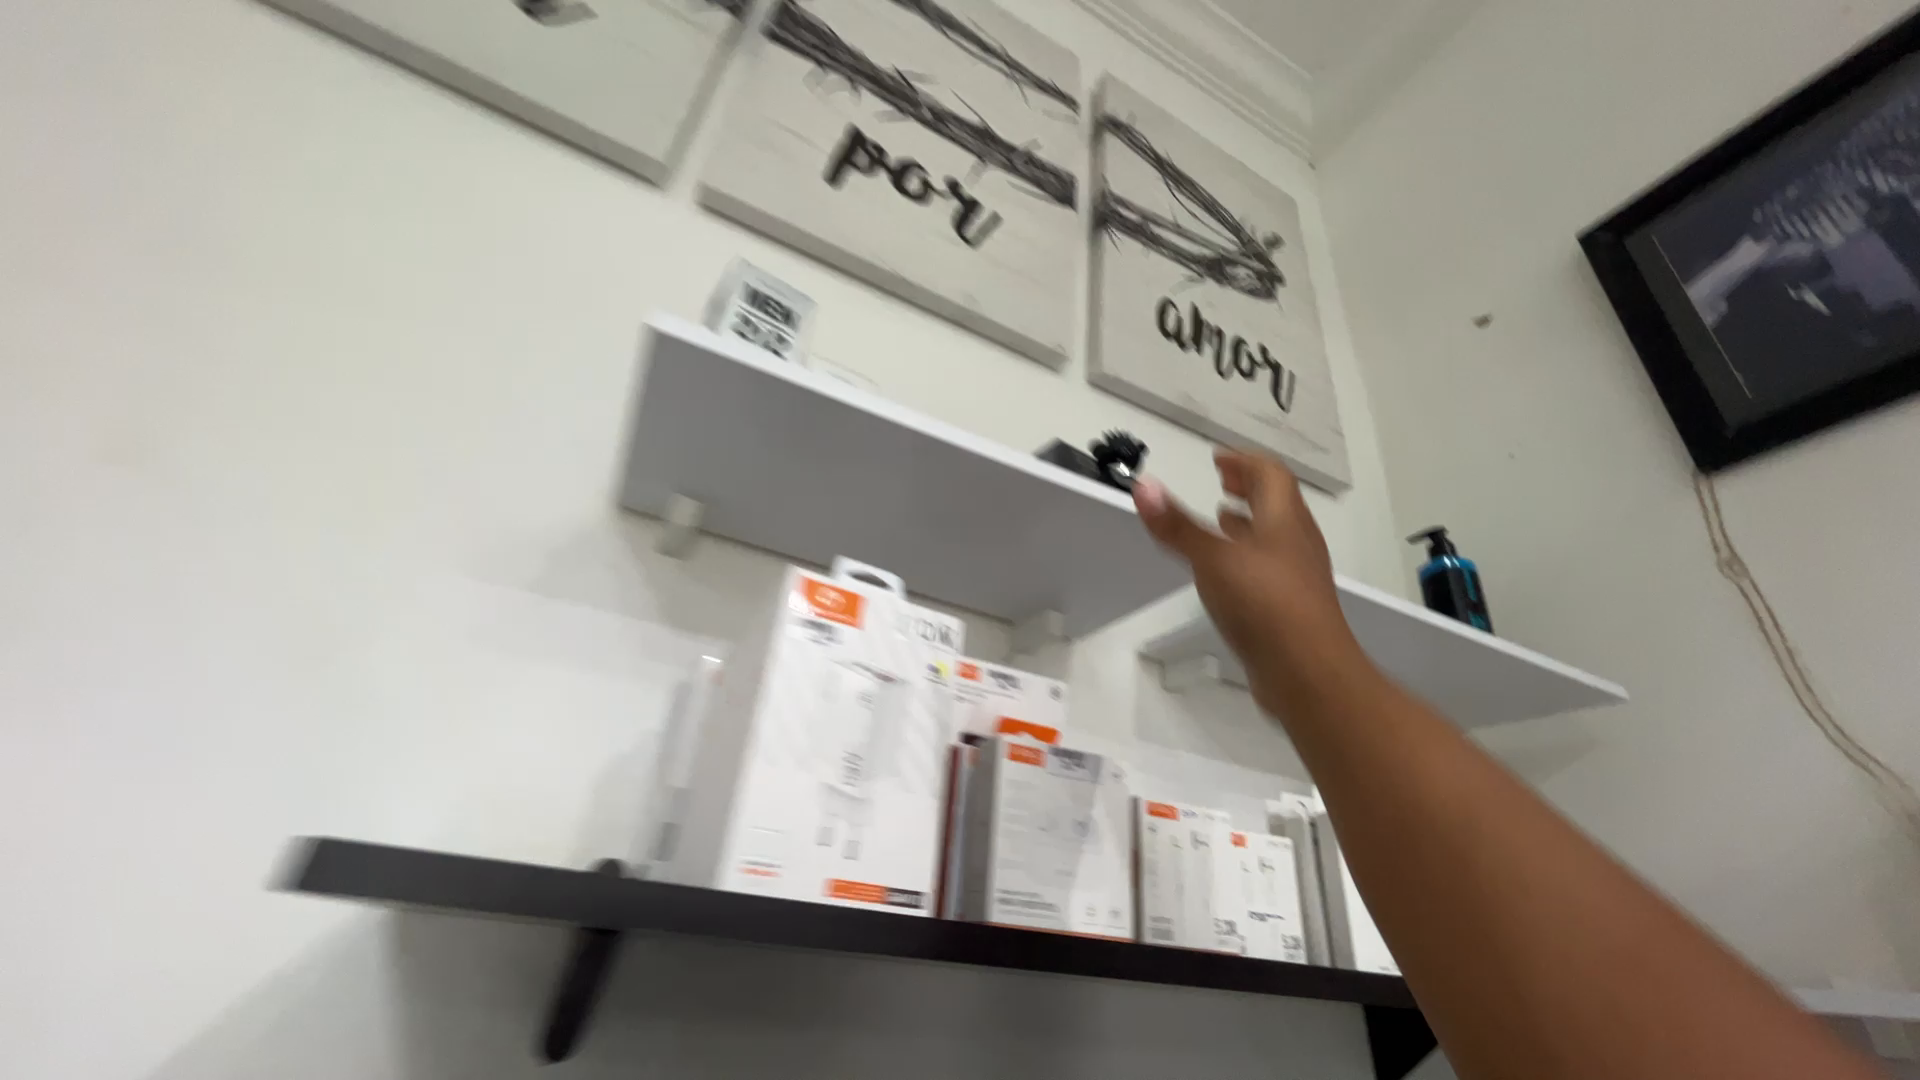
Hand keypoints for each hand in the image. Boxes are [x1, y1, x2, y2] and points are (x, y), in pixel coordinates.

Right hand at [1133, 450, 1367, 708]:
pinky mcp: (1291, 608)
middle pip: (1277, 503)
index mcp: (1284, 522)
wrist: (1308, 673)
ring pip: (1274, 536)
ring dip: (1249, 522)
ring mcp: (1297, 577)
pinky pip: (1269, 568)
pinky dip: (1247, 556)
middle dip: (1249, 487)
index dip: (1245, 462)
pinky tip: (1229, 572)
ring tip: (1222, 517)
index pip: (1271, 476)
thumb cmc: (1264, 604)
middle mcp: (1296, 543)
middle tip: (1222, 480)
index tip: (1217, 459)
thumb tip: (1143, 484)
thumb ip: (1176, 526)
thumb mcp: (1212, 559)